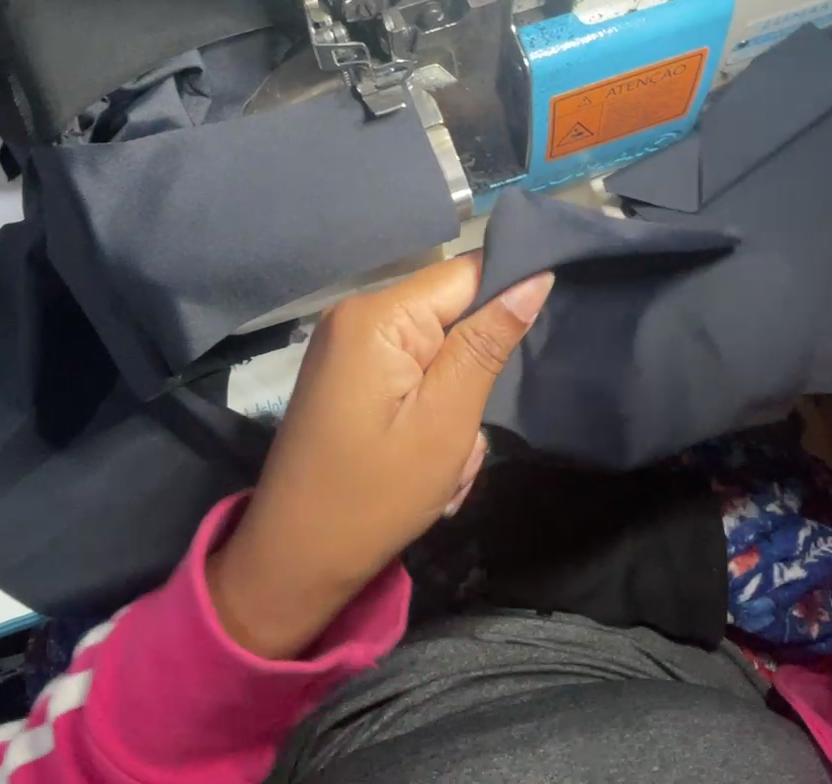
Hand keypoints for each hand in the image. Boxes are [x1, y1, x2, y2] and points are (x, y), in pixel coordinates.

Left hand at [207, 256, 553, 657]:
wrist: (297, 558)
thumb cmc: (375, 495)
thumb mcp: (446, 419)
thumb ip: (488, 342)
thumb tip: (535, 277)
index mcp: (376, 316)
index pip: (464, 273)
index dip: (506, 297)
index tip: (528, 344)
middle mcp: (355, 316)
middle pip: (450, 316)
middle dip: (472, 373)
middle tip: (465, 436)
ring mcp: (347, 347)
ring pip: (436, 354)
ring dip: (453, 406)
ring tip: (444, 463)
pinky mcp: (348, 376)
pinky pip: (410, 376)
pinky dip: (428, 414)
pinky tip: (423, 462)